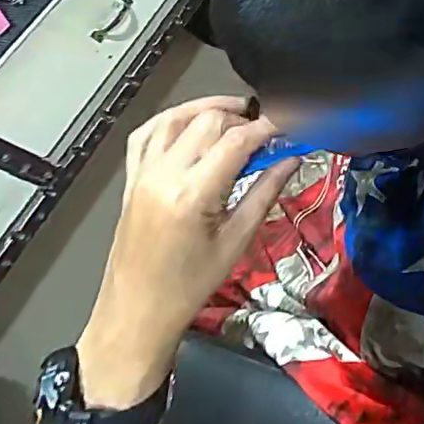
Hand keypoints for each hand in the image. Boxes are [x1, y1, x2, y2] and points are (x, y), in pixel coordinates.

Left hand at [77, 96, 298, 405]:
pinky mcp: (131, 179)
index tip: (291, 124)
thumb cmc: (188, 286)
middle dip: (245, 118)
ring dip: (209, 109)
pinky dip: (172, 119)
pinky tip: (193, 121)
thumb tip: (292, 158)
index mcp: (192, 195)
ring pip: (176, 118)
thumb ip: (266, 191)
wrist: (136, 315)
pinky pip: (146, 134)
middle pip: (209, 121)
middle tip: (269, 132)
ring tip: (238, 113)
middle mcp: (163, 177)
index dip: (270, 127)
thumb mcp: (237, 240)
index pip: (238, 140)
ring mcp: (143, 175)